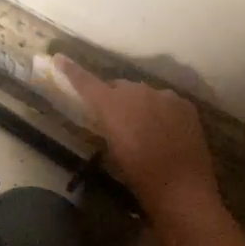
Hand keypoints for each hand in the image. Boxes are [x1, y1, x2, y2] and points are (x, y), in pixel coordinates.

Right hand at [54, 56, 218, 218]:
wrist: (180, 187)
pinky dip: (163, 112)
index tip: (59, 58)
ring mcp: (164, 95)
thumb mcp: (112, 150)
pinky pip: (167, 102)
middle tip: (118, 120)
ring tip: (147, 129)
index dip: (71, 70)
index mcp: (111, 104)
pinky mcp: (185, 104)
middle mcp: (136, 91)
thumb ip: (108, 126)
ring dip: (141, 105)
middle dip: (116, 97)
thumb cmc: (137, 174)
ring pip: (145, 93)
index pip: (86, 81)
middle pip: (120, 86)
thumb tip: (110, 120)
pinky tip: (167, 132)